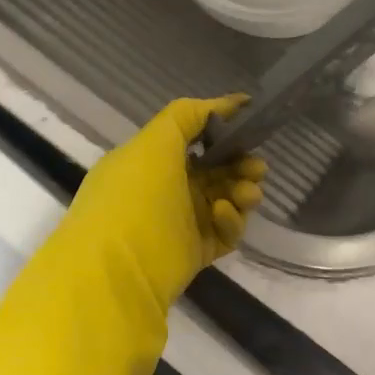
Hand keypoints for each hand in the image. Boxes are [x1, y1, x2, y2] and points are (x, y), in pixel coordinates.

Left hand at [54, 95, 266, 310]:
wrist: (117, 272)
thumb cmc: (134, 200)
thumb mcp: (154, 144)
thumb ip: (188, 115)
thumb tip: (228, 102)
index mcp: (149, 161)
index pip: (192, 136)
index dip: (221, 126)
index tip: (252, 118)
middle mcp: (165, 188)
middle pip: (215, 168)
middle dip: (240, 162)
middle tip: (257, 167)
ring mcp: (181, 222)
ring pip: (226, 197)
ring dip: (242, 190)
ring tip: (248, 194)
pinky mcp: (197, 251)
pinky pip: (225, 230)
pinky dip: (230, 220)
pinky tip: (223, 215)